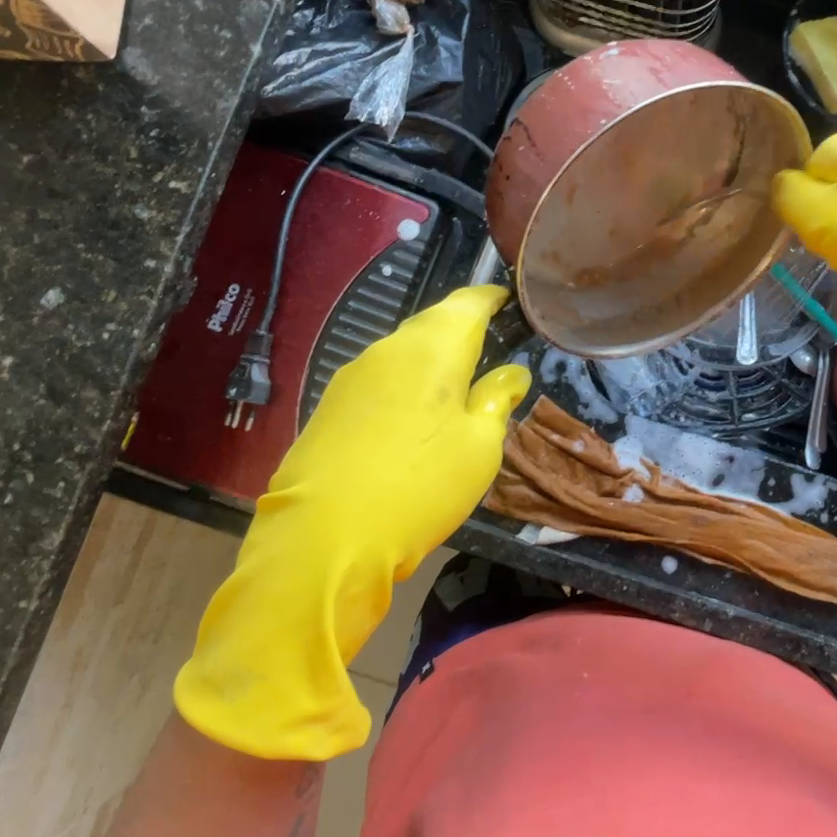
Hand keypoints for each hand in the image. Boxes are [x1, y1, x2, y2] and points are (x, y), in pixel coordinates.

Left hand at [174, 285, 530, 759]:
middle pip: (432, 324)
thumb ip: (497, 401)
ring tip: (454, 385)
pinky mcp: (330, 405)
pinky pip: (379, 380)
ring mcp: (352, 376)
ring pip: (402, 353)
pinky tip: (412, 414)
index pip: (468, 302)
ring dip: (430, 361)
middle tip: (489, 347)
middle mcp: (388, 348)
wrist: (324, 538)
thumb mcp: (479, 449)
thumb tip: (511, 372)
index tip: (510, 303)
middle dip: (461, 329)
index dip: (492, 299)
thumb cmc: (420, 486)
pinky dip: (404, 385)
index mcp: (432, 348)